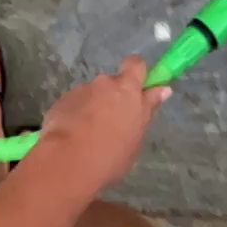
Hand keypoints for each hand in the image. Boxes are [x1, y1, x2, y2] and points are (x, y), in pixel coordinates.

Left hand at [33, 56, 170, 194]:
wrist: (67, 162)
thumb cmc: (110, 155)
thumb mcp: (136, 136)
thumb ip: (147, 109)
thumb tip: (164, 89)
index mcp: (127, 89)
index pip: (136, 64)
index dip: (137, 74)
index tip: (138, 90)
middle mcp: (104, 83)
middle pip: (112, 84)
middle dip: (113, 98)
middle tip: (112, 124)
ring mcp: (81, 90)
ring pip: (93, 96)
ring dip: (94, 108)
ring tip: (89, 137)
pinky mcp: (62, 100)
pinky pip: (75, 105)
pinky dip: (76, 116)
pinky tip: (73, 138)